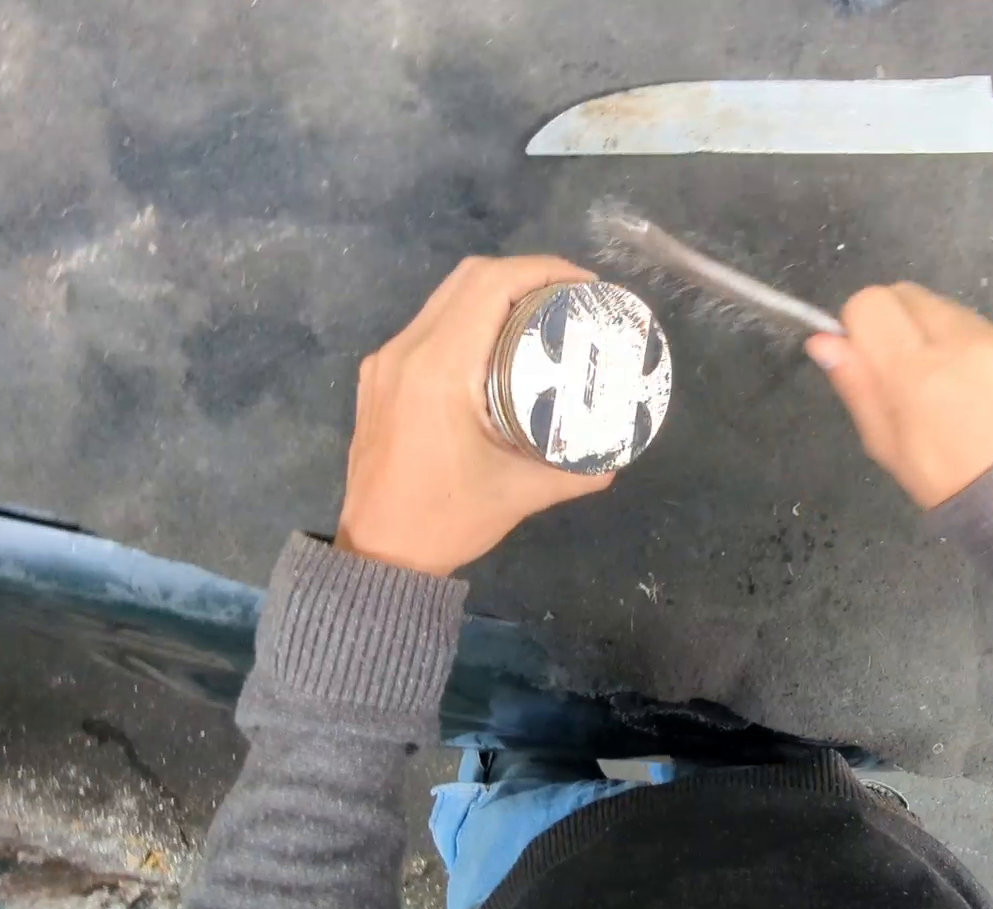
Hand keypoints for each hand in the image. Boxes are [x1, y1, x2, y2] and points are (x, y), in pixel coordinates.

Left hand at [336, 256, 613, 576]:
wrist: (378, 552)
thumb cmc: (446, 520)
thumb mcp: (520, 494)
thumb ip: (574, 473)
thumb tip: (614, 460)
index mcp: (439, 370)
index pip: (491, 287)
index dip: (542, 271)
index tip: (585, 286)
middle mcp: (406, 352)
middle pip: (467, 280)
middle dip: (525, 275)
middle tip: (571, 299)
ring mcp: (385, 362)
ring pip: (444, 299)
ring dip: (494, 294)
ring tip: (541, 316)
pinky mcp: (378, 378)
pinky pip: (427, 326)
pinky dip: (468, 318)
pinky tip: (497, 346)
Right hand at [805, 283, 992, 509]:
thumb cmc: (941, 478)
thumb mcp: (883, 442)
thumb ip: (856, 384)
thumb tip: (823, 341)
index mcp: (915, 374)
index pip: (870, 303)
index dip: (860, 325)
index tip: (866, 354)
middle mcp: (959, 344)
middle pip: (906, 294)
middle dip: (894, 322)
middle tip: (903, 368)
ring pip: (945, 307)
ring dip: (933, 333)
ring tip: (947, 382)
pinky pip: (983, 324)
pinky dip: (972, 346)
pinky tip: (980, 385)